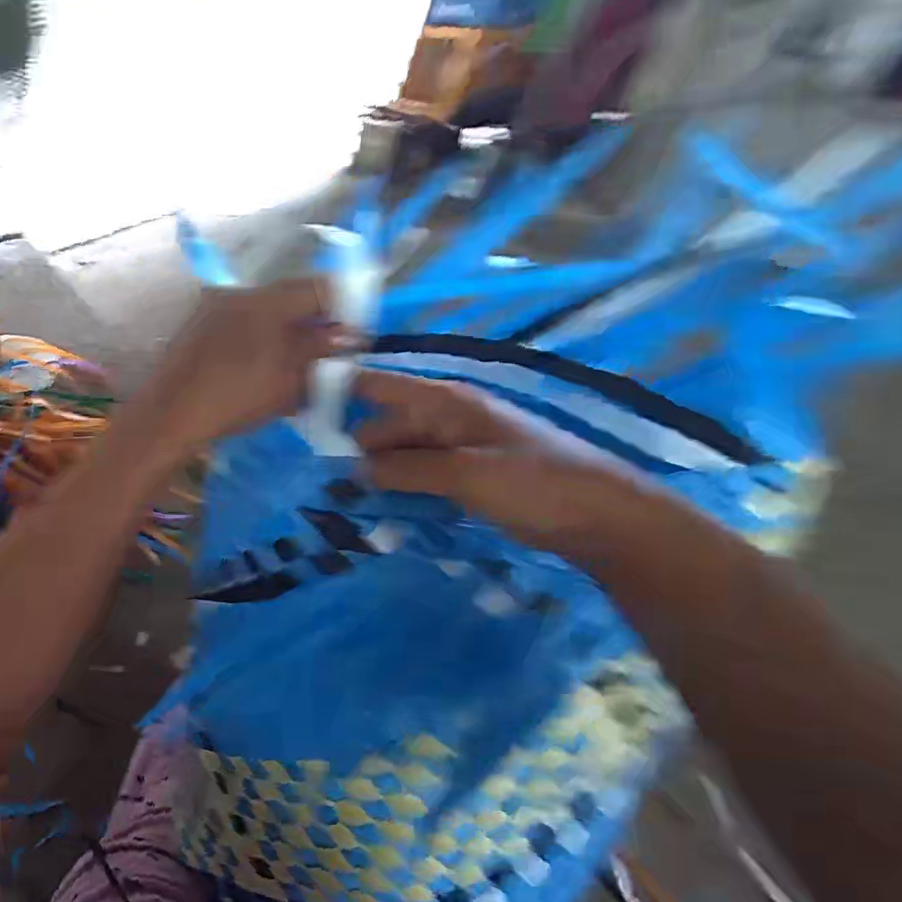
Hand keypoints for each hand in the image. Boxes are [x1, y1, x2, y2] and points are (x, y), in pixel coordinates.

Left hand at [128, 280, 354, 459]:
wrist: (167, 417)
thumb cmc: (232, 397)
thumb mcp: (288, 379)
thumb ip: (319, 352)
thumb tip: (344, 336)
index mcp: (265, 298)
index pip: (321, 287)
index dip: (346, 307)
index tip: (355, 333)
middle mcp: (236, 294)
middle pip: (288, 299)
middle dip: (312, 322)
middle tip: (326, 353)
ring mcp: (209, 311)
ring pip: (261, 315)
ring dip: (283, 334)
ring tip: (294, 367)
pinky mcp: (192, 332)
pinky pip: (236, 329)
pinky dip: (255, 344)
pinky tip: (260, 371)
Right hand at [353, 370, 675, 558]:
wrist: (605, 518)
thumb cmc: (536, 484)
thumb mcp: (464, 474)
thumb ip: (404, 468)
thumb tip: (354, 468)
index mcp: (444, 402)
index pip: (377, 383)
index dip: (338, 389)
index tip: (296, 408)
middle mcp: (444, 416)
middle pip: (380, 425)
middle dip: (354, 450)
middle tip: (330, 484)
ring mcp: (454, 444)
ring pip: (396, 452)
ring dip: (376, 473)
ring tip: (351, 501)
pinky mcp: (463, 471)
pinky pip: (416, 471)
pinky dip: (398, 485)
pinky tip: (384, 505)